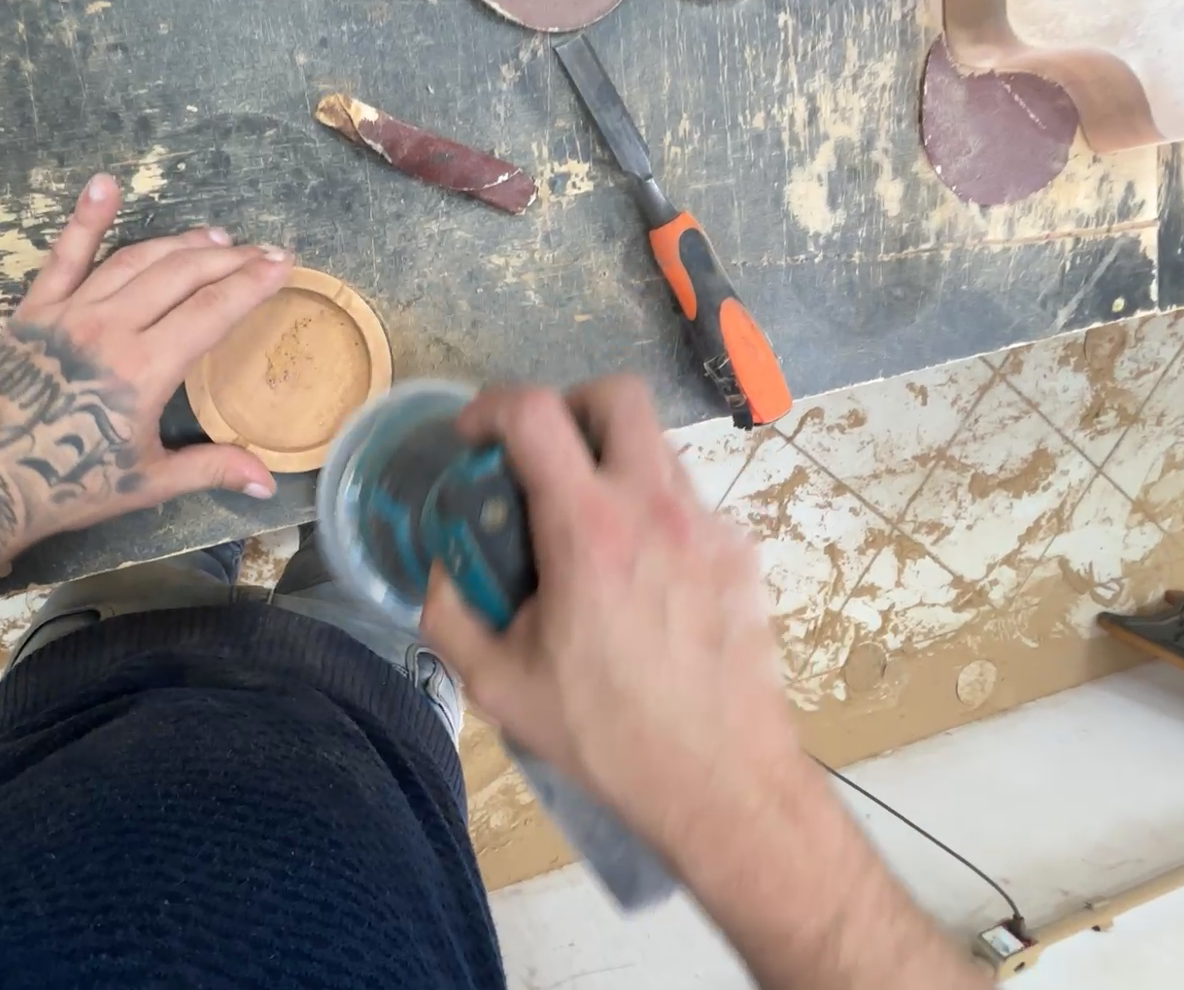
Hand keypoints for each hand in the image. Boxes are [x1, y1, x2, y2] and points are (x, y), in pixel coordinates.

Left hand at [0, 173, 292, 562]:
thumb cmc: (70, 484)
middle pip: (181, 275)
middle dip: (230, 259)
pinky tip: (105, 185)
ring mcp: (69, 311)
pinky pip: (65, 255)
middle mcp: (111, 326)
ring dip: (180, 244)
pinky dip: (86, 218)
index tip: (283, 263)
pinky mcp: (34, 308)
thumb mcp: (150, 482)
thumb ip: (212, 469)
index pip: (212, 310)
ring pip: (136, 259)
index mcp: (145, 368)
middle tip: (263, 251)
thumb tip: (269, 483)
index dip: (252, 284)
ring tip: (216, 237)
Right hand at [419, 377, 798, 851]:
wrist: (726, 787)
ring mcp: (710, 526)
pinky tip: (640, 575)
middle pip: (617, 396)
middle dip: (568, 405)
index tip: (472, 435)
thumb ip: (448, 616)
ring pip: (656, 446)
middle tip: (540, 455)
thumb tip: (441, 572)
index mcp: (588, 531)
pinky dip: (649, 510)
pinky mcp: (742, 554)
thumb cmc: (606, 735)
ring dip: (610, 461)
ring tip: (588, 525)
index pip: (535, 415)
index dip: (491, 405)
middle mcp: (655, 508)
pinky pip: (687, 501)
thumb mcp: (498, 685)